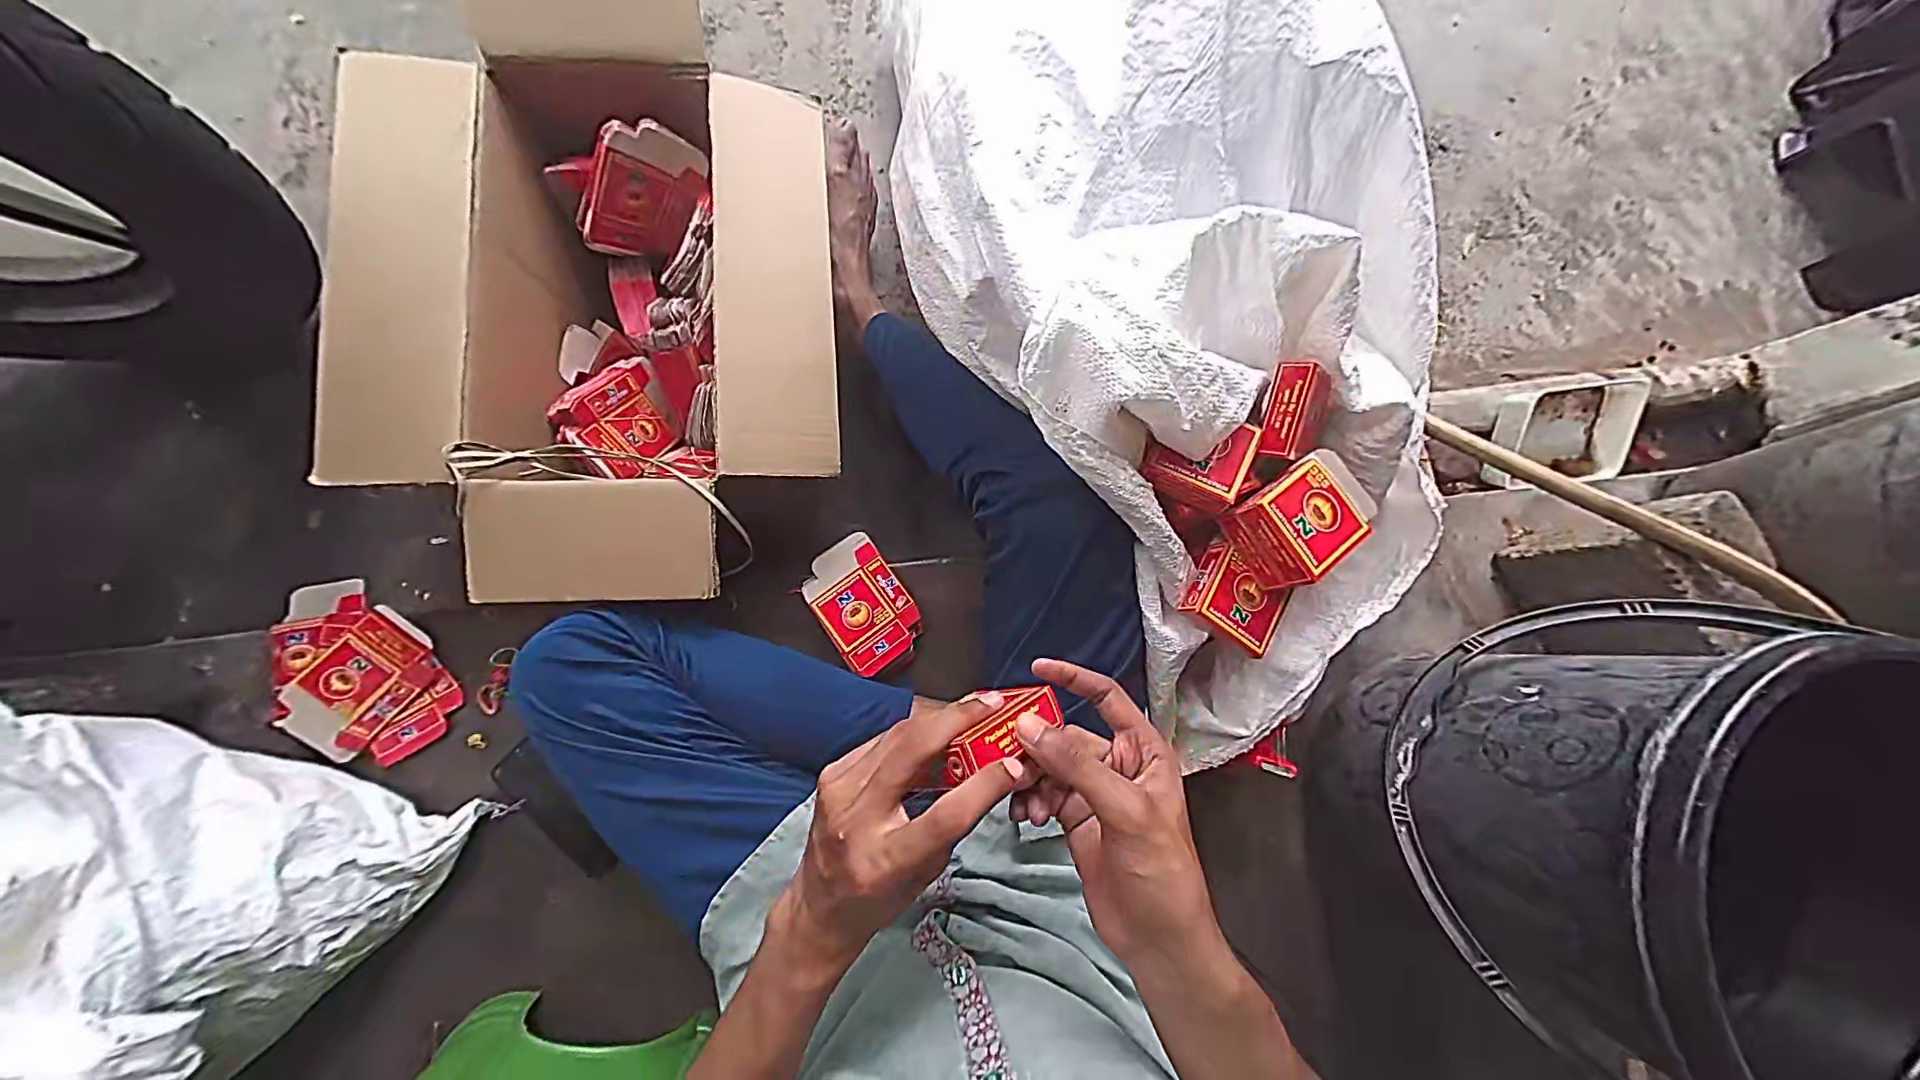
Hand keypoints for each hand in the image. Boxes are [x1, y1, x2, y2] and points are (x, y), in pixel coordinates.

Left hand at [772, 692, 1030, 971]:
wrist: (820, 904)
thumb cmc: (880, 895)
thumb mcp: (928, 870)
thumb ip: (956, 821)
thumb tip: (989, 770)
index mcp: (886, 859)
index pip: (945, 815)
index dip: (984, 785)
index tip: (1012, 765)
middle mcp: (857, 819)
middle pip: (913, 750)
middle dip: (957, 719)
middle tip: (990, 704)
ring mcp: (839, 790)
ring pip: (898, 734)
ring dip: (939, 716)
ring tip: (971, 708)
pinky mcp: (833, 773)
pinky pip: (883, 739)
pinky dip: (914, 730)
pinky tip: (936, 727)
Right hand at [1013, 659, 1212, 965]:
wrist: (1158, 939)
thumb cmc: (1163, 873)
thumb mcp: (1124, 810)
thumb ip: (1077, 765)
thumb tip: (1032, 726)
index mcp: (1143, 752)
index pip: (1108, 699)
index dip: (1075, 678)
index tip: (1039, 667)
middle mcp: (1116, 766)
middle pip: (1066, 736)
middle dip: (1037, 743)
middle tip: (1008, 752)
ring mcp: (1092, 792)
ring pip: (1049, 766)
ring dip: (1029, 776)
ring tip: (1020, 795)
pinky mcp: (1074, 818)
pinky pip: (1042, 793)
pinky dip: (1028, 799)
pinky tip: (1025, 814)